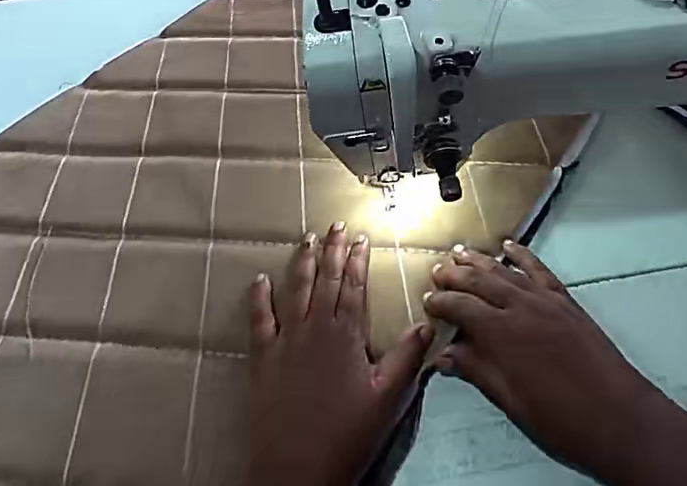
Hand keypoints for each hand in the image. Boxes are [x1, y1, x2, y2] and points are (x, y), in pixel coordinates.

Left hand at [246, 221, 432, 485]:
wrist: (297, 469)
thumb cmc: (346, 435)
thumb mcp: (386, 399)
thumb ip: (406, 358)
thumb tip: (426, 324)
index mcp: (346, 334)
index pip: (354, 287)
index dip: (358, 260)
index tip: (361, 239)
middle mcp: (316, 326)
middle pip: (326, 279)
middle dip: (333, 249)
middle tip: (336, 226)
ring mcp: (287, 337)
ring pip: (297, 288)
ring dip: (304, 261)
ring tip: (308, 238)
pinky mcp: (263, 354)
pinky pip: (260, 317)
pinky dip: (259, 296)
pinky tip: (259, 279)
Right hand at [424, 241, 686, 485]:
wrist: (621, 419)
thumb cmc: (563, 420)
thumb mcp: (512, 402)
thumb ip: (477, 371)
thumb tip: (445, 355)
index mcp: (503, 334)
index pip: (461, 307)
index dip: (441, 303)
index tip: (427, 302)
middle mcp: (520, 307)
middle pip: (479, 281)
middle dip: (454, 274)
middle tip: (436, 271)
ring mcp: (544, 299)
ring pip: (503, 270)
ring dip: (479, 259)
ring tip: (460, 252)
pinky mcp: (565, 299)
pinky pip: (538, 268)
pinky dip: (521, 254)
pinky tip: (508, 245)